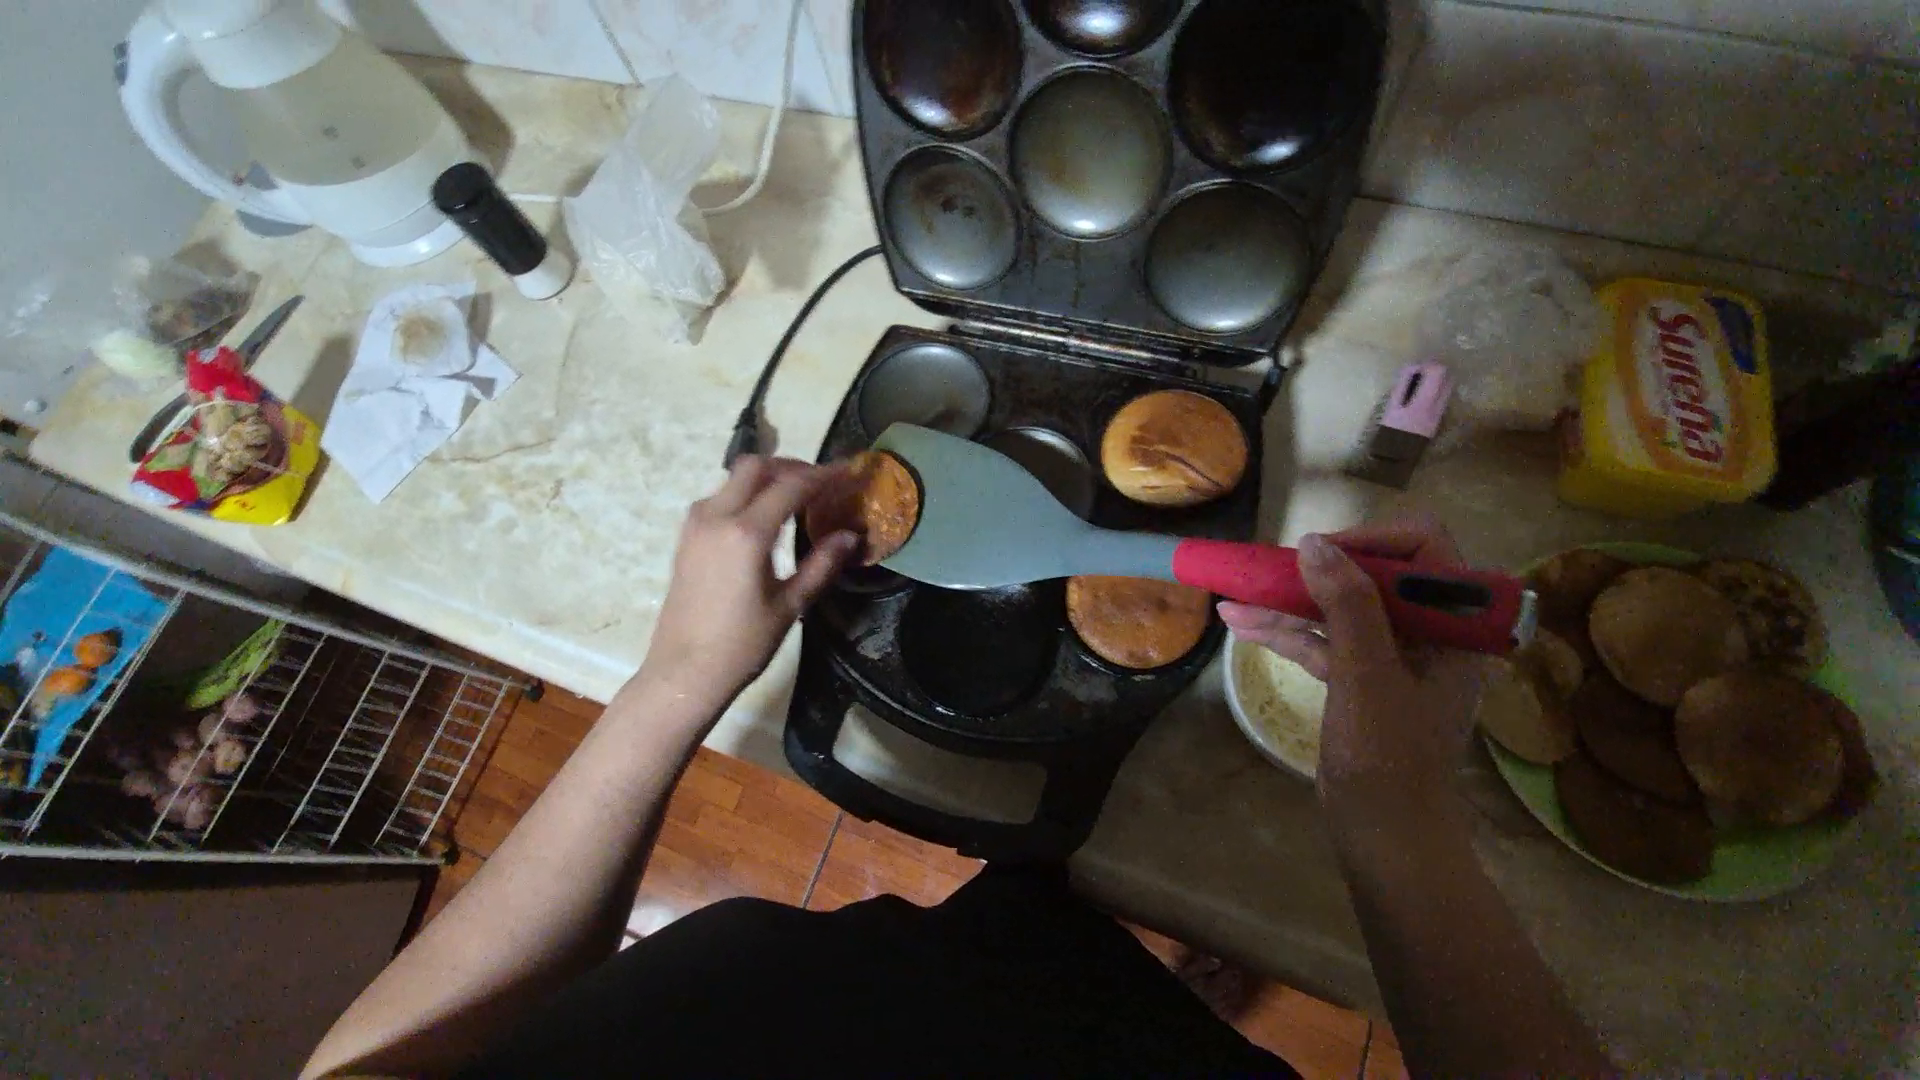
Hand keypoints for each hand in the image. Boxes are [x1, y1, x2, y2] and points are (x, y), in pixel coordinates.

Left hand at [639, 456, 858, 706]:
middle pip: (756, 466)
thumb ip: (823, 564)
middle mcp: (716, 517)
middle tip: (820, 482)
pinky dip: (745, 494)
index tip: (847, 472)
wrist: (684, 672)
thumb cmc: (743, 644)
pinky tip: (764, 518)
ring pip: (733, 478)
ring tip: (796, 498)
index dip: (823, 475)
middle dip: (791, 467)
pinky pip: (719, 497)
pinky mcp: (686, 537)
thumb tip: (851, 535)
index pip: (791, 485)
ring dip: (766, 478)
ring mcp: (696, 524)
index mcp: (746, 533)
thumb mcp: (790, 605)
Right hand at [1218, 520, 1486, 813]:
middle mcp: (1430, 633)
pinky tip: (1242, 624)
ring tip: (1233, 596)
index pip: (1426, 549)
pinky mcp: (1361, 679)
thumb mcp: (1367, 675)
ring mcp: (1393, 657)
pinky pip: (1323, 641)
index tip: (1320, 555)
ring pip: (1340, 609)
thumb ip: (1347, 606)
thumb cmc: (1389, 757)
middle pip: (1372, 575)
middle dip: (1316, 571)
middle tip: (1267, 571)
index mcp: (1455, 626)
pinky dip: (1285, 633)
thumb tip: (1313, 544)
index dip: (1372, 541)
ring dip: (1288, 603)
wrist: (1384, 835)